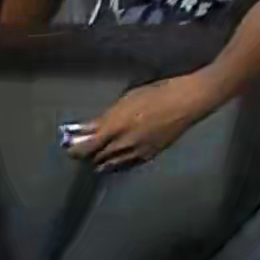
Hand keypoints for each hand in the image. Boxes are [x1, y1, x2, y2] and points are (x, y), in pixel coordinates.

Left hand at [66, 71, 226, 171]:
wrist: (189, 101)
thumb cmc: (159, 93)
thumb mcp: (128, 99)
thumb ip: (104, 118)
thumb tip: (83, 129)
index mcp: (116, 128)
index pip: (86, 147)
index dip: (75, 150)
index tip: (69, 148)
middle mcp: (123, 145)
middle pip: (96, 158)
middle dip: (88, 154)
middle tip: (83, 148)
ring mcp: (135, 154)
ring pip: (109, 165)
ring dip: (100, 161)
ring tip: (96, 156)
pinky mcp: (147, 157)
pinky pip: (125, 166)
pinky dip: (115, 164)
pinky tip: (114, 160)